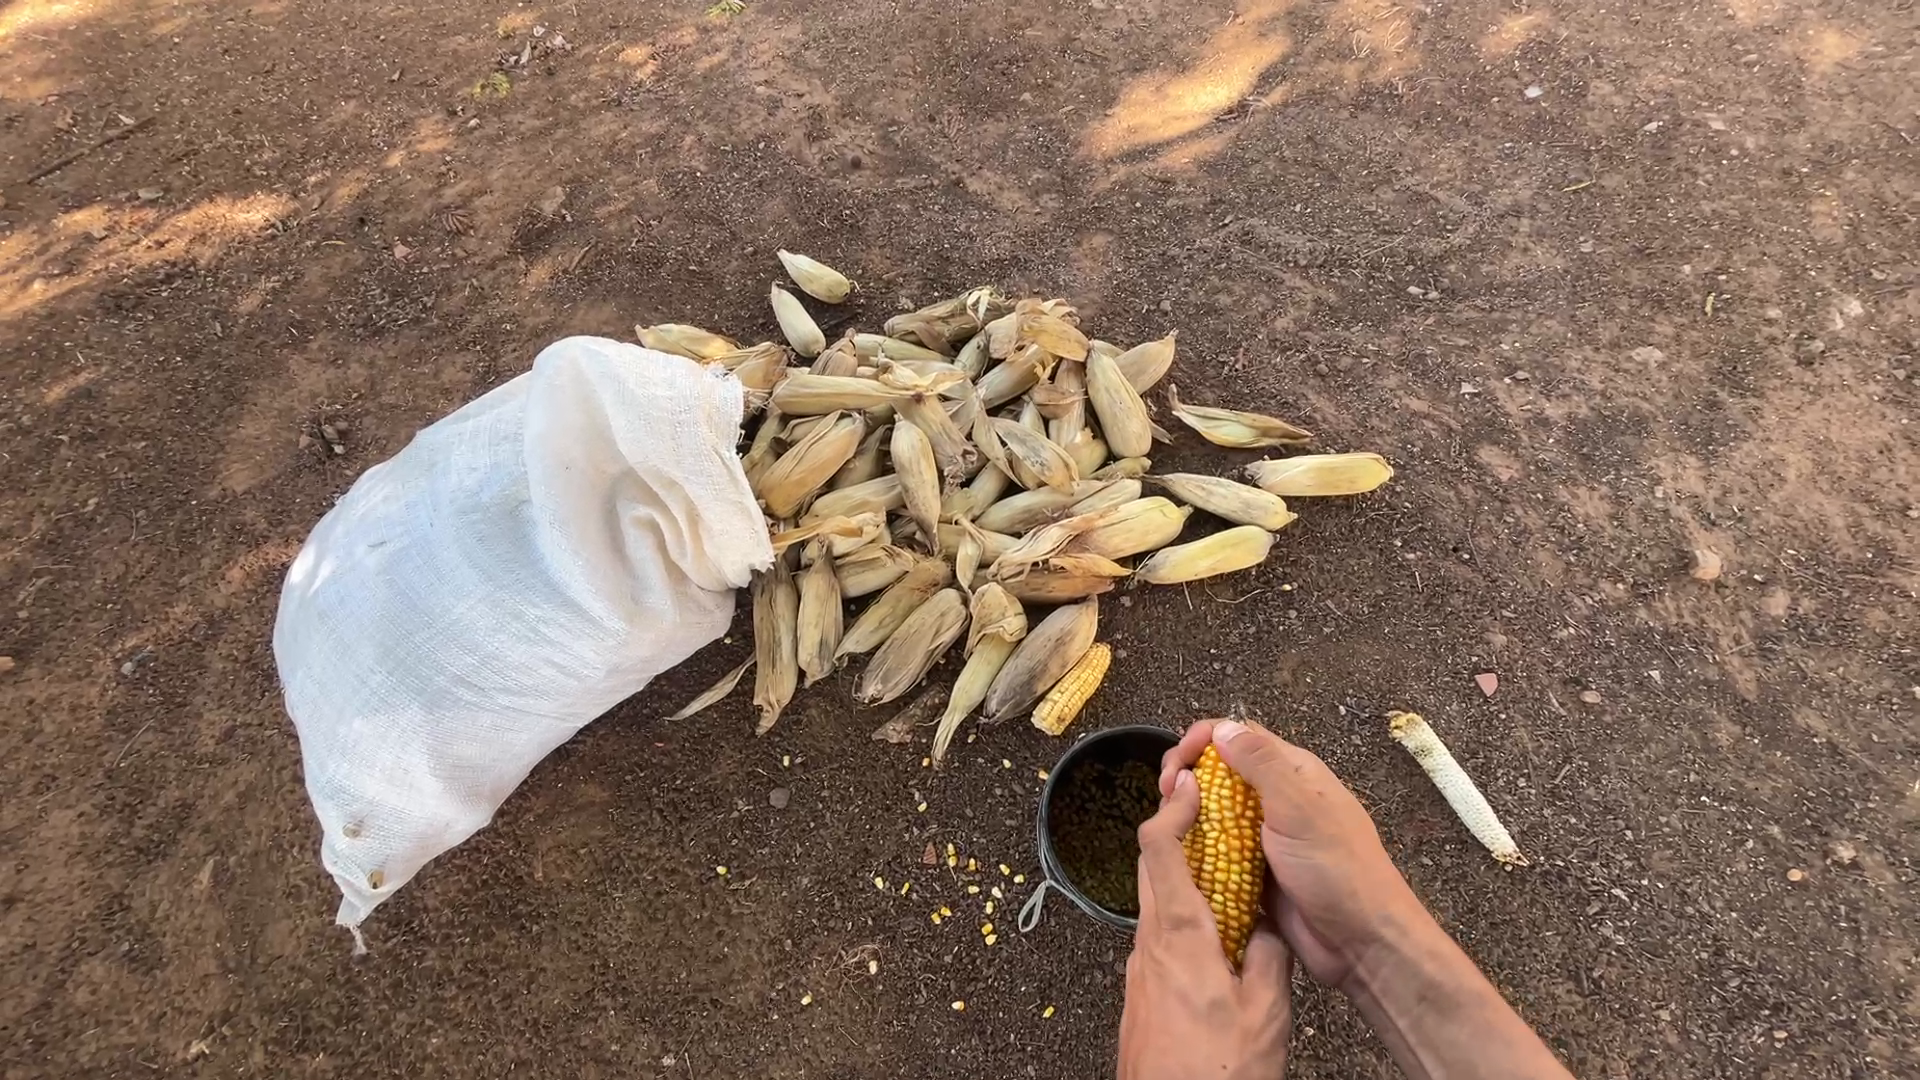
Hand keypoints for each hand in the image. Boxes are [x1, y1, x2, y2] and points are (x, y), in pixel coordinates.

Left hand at [1119, 766, 1292, 1079]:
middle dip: (1173, 832)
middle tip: (1206, 820)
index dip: (1172, 807)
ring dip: (1178, 875)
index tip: (1191, 784)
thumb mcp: (1266, 1015)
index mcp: (1180, 932)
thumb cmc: (1217, 1073)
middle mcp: (1150, 938)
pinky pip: (1156, 932)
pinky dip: (1177, 914)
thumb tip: (1266, 928)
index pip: (1159, 845)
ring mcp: (1139, 963)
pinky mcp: (1140, 987)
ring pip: (1152, 898)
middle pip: (1150, 864)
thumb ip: (1268, 958)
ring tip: (1218, 876)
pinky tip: (1209, 937)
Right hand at [1158, 720, 1427, 990]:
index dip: (1203, 738)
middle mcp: (1276, 797)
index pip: (1239, 736)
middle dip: (1188, 774)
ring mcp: (1264, 833)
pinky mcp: (1253, 867)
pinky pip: (1217, 845)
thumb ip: (1261, 763)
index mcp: (1293, 772)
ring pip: (1213, 808)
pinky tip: (1178, 850)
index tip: (1178, 761)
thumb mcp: (1299, 807)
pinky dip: (1196, 843)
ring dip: (1188, 809)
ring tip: (1168, 821)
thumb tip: (1222, 727)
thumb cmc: (1337, 870)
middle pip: (1220, 769)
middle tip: (1166, 793)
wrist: (1362, 946)